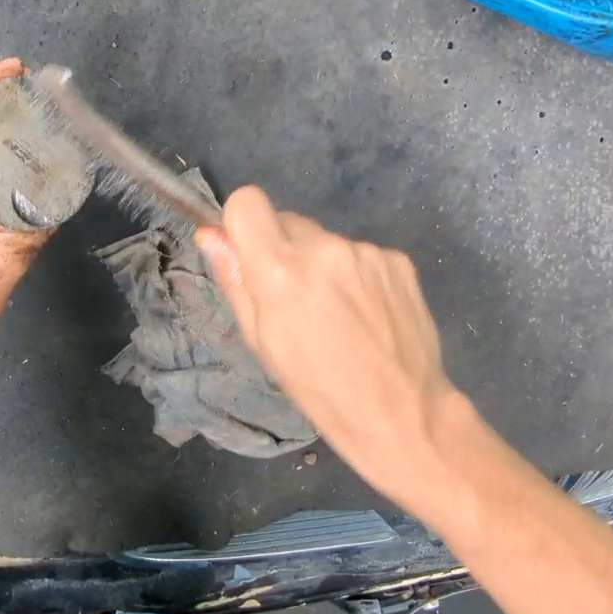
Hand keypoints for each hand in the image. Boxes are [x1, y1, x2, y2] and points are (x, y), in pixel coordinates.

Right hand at [195, 186, 462, 492]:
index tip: (248, 251)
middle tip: (294, 299)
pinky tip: (365, 314)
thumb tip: (210, 235)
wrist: (402, 411)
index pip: (247, 201)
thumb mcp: (261, 342)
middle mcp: (324, 248)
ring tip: (336, 315)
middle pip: (286, 220)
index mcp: (280, 269)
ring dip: (321, 265)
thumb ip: (235, 280)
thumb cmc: (317, 388)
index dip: (241, 222)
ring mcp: (365, 252)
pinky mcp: (398, 261)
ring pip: (324, 241)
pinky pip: (359, 255)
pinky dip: (355, 276)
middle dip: (282, 250)